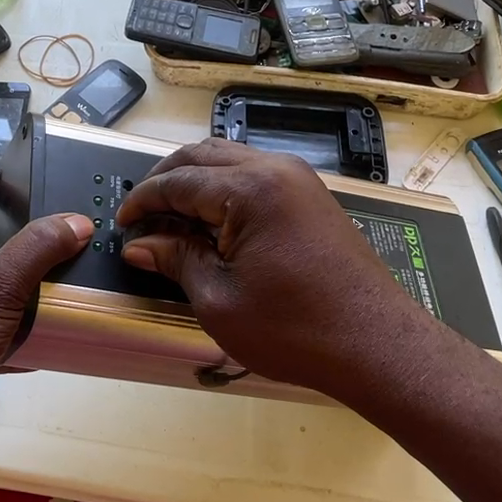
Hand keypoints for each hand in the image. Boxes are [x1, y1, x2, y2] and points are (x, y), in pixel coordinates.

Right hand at [114, 138, 435, 396]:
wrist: (378, 346)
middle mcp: (275, 169)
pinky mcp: (311, 196)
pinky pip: (254, 174)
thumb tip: (140, 244)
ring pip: (229, 159)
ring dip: (194, 179)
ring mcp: (298, 179)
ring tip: (172, 216)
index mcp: (250, 189)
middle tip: (142, 213)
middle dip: (165, 179)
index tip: (123, 222)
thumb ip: (176, 260)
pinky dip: (223, 188)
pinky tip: (211, 221)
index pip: (179, 181)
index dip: (144, 200)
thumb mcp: (219, 300)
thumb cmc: (296, 330)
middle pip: (202, 155)